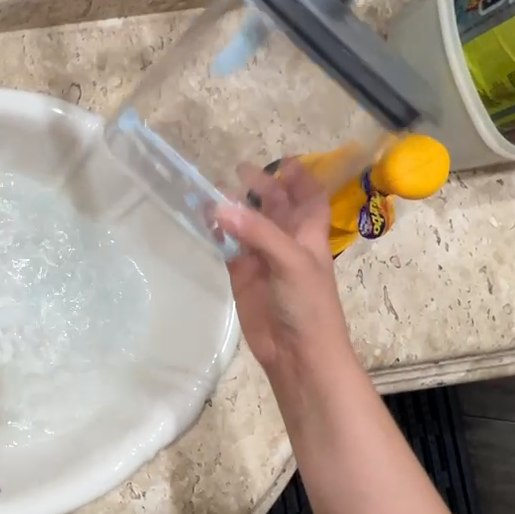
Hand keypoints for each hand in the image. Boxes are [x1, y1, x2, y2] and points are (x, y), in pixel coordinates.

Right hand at [213, 161, 350, 369]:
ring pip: (247, 227)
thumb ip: (256, 232)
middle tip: (237, 171)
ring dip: (234, 210)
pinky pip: (228, 249)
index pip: (310, 199)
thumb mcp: (290, 261)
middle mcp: (286, 243)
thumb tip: (218, 207)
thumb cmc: (308, 304)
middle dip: (261, 188)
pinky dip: (217, 235)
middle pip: (275, 208)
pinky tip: (204, 222)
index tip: (283, 161)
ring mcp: (262, 260)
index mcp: (309, 235)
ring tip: (212, 192)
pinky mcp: (242, 278)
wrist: (298, 352)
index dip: (301, 180)